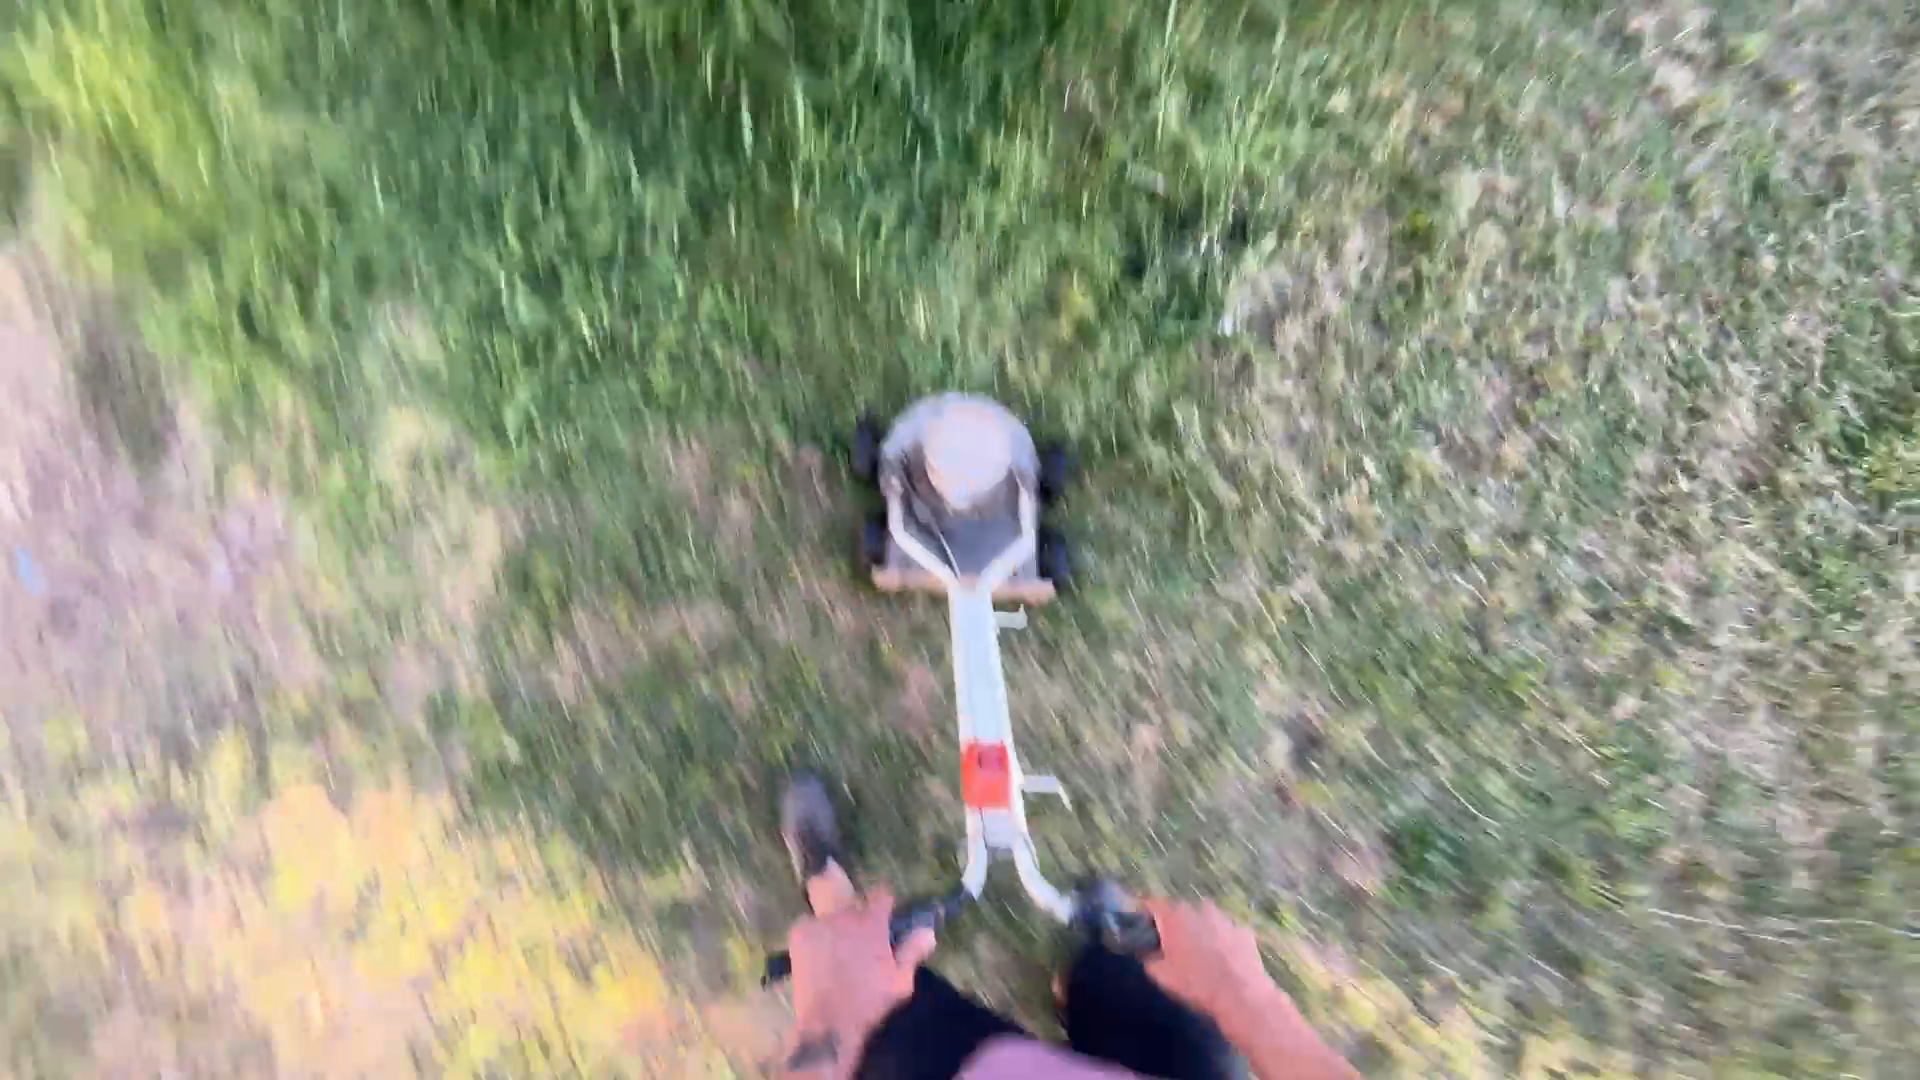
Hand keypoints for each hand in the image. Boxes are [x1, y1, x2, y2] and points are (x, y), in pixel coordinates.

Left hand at [786, 888, 935, 1076]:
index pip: (882, 892)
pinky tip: (817, 949)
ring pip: (825, 902)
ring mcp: (820, 922)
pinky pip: (807, 922)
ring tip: (833, 933)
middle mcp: (846, 914)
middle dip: (855, 903)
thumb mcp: (899, 982)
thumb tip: (929, 931)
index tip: (885, 911)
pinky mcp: (799, 934)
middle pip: (851, 891)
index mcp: (872, 922)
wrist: (828, 1027)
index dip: (884, 901)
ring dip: (831, 913)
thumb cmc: (869, 1005)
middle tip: (857, 925)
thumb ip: (913, 951)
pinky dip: (813, 931)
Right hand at [1142, 899, 1283, 1024]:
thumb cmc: (1197, 985)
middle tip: (1175, 946)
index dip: (1145, 914)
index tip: (1143, 927)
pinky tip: (1225, 959)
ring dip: (1200, 929)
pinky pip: (1226, 930)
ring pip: (1204, 918)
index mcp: (1173, 915)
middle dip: (1175, 924)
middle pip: (1179, 910)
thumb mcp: (1162, 977)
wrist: (1243, 998)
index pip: (1151, 904)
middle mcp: (1197, 907)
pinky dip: (1222, 939)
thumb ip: (1148, 959)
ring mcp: (1223, 916)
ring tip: (1203, 953)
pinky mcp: (1243, 929)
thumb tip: (1145, 952)